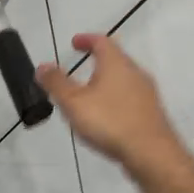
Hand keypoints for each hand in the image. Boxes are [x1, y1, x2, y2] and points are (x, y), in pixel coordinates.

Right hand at [36, 34, 185, 172]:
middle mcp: (135, 73)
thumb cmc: (109, 122)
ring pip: (123, 80)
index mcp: (116, 64)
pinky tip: (105, 116)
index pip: (102, 42)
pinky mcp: (151, 113)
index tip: (74, 43)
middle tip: (78, 71)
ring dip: (105, 82)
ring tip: (88, 96)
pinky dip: (114, 99)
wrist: (151, 153)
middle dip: (96, 61)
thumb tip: (42, 66)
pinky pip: (129, 98)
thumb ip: (56, 83)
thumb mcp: (73, 102)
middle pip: (115, 59)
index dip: (86, 39)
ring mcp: (147, 94)